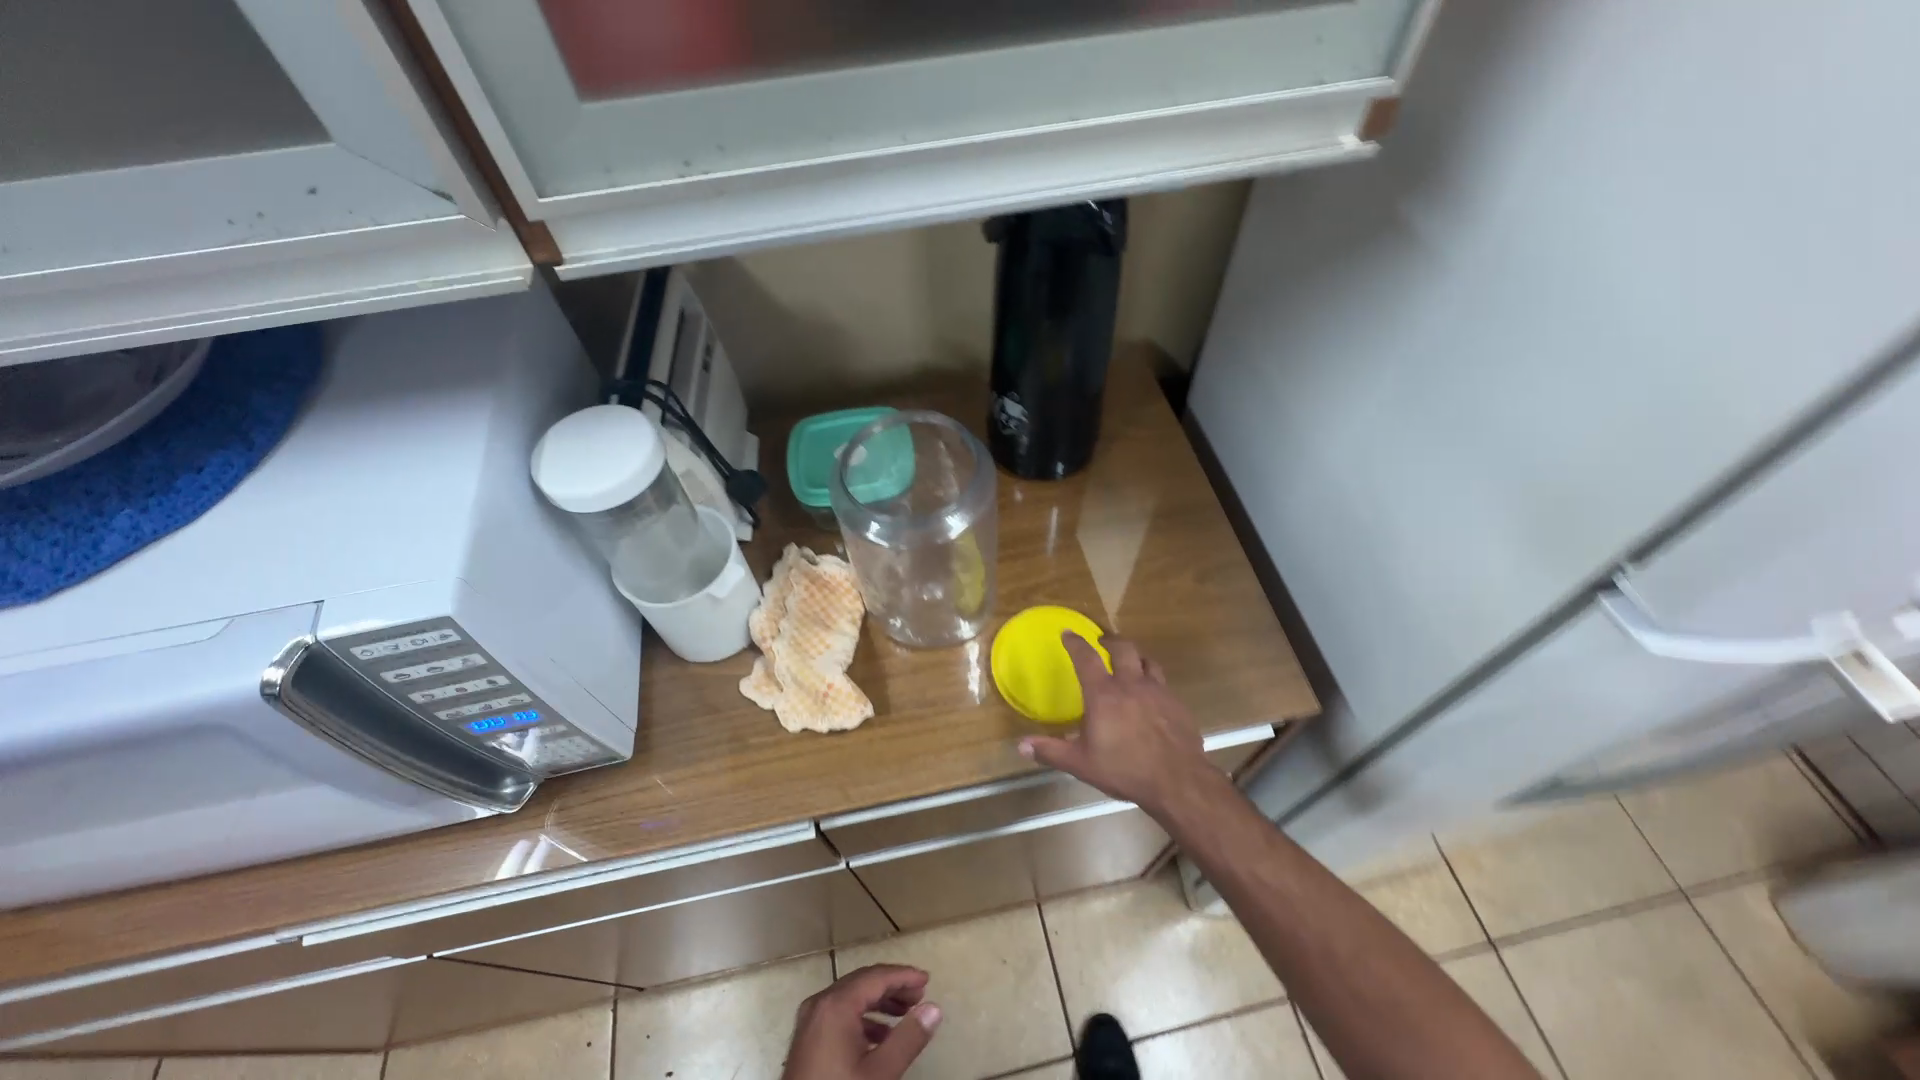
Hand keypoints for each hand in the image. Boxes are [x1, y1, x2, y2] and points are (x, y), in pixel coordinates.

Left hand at [782, 964, 941, 1079]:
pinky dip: (863, 1017)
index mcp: (836, 1005)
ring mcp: (811, 1019)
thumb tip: (933, 1009)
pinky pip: (839, 1013)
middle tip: (919, 996)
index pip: (876, 977)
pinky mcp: (808, 1036)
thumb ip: (908, 1038)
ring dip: (879, 1001)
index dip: (904, 976)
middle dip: (893, 986)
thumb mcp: (880, 1072)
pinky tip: (880, 1035)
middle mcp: (820, 1003)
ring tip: (905, 1013)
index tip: (927, 980)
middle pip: (862, 982)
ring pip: (850, 997)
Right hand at [1019, 633, 1220, 816]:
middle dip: (1110, 641)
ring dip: (1135, 657)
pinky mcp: (1177, 704)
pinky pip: (1163, 684)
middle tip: (1102, 642)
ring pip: (1147, 661)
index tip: (1068, 633)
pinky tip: (1151, 696)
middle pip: (1123, 648)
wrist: (1177, 780)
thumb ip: (1051, 751)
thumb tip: (1022, 746)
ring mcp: (1158, 692)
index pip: (1086, 658)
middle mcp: (1131, 684)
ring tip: (1130, 662)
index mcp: (1104, 694)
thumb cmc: (1124, 770)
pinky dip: (1153, 682)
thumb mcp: (1081, 764)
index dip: (1075, 643)